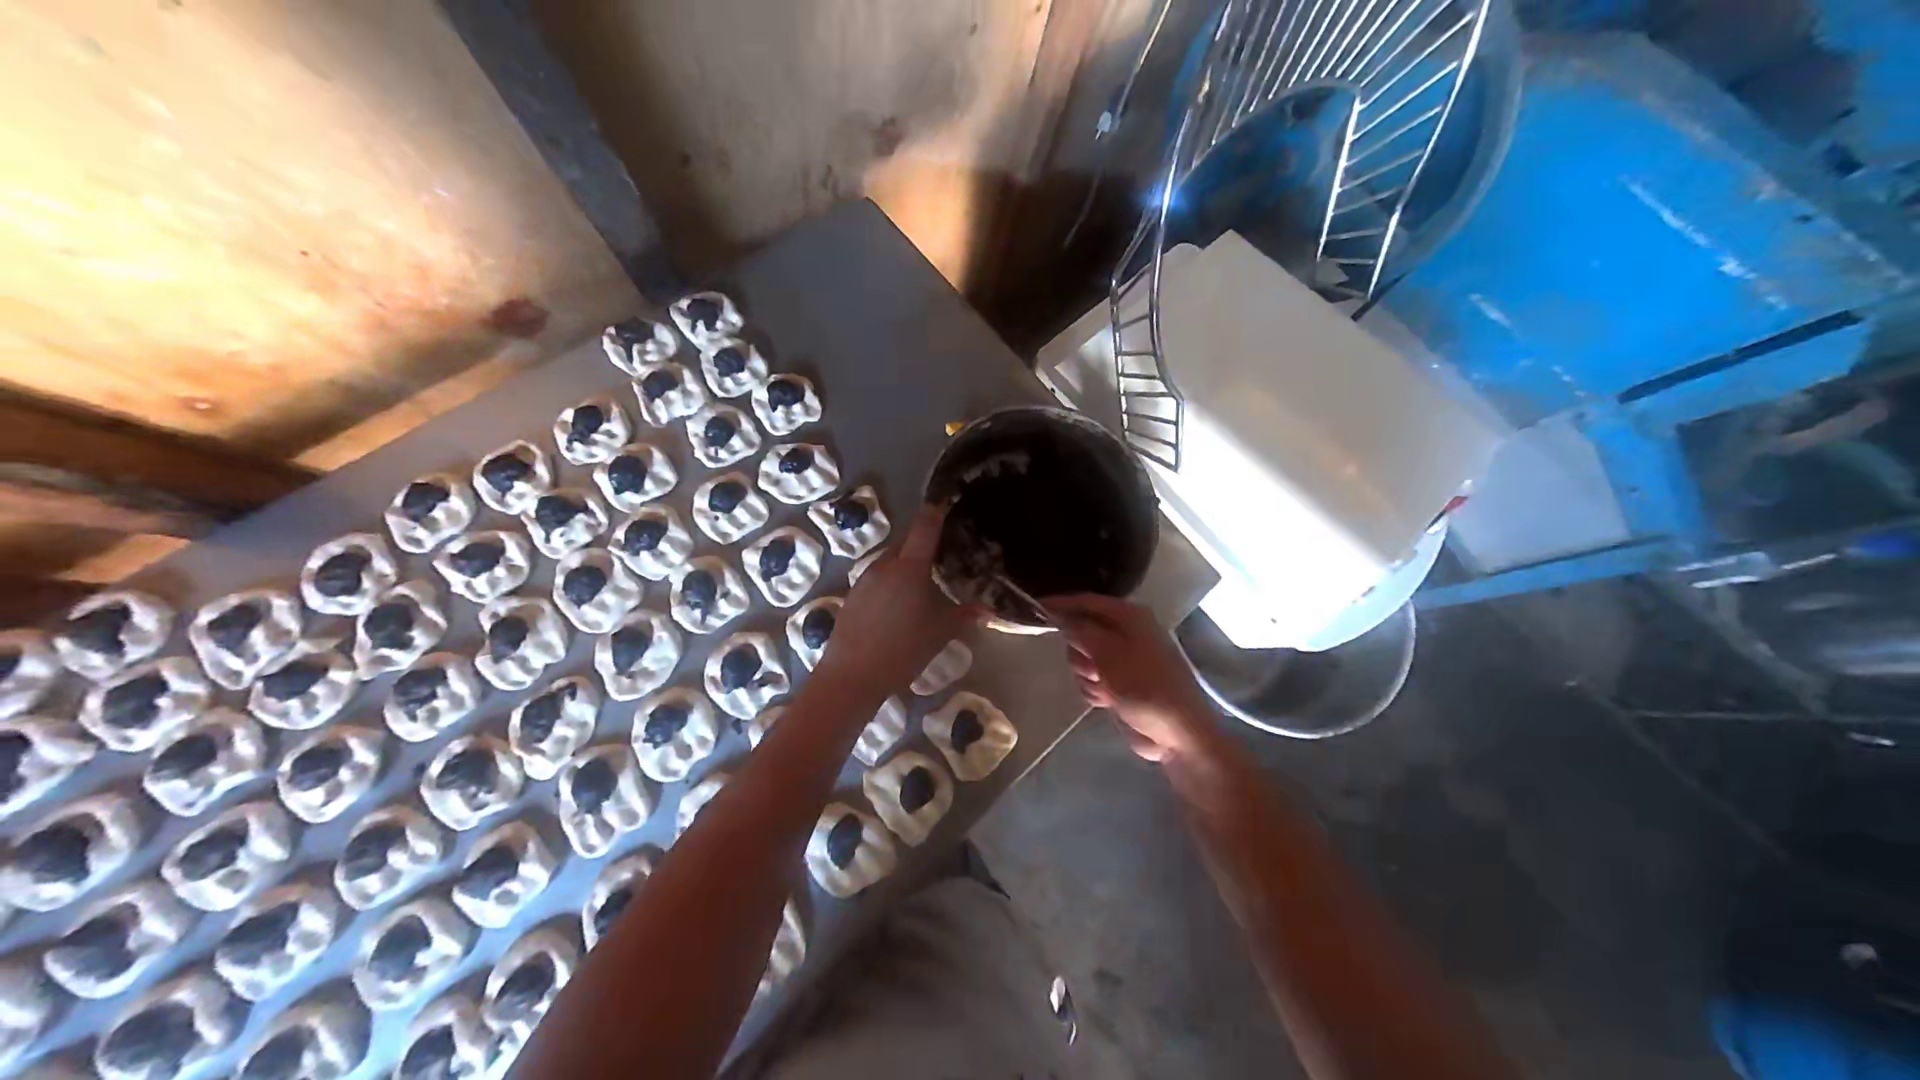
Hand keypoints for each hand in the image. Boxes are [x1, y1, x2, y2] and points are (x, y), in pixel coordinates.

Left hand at [814, 501, 977, 695]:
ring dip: (905, 563)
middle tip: (942, 552)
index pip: (924, 526)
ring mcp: (864, 580)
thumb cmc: (902, 651)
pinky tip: (899, 603)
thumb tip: (988, 610)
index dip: (936, 512)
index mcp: (909, 568)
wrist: (851, 676)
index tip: (947, 504)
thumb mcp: (939, 633)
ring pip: (889, 560)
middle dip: (922, 542)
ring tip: (923, 581)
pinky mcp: (852, 596)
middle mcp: (884, 566)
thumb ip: (963, 616)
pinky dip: (890, 581)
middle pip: (905, 542)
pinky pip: (877, 578)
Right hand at [1046, 593, 1218, 762]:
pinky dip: (1094, 690)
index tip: (1035, 608)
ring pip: (1083, 659)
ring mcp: (1123, 661)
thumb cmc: (1146, 686)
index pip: (1088, 602)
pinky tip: (1106, 701)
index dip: (1061, 604)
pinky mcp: (1119, 685)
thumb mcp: (1109, 654)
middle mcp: (1126, 634)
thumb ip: (1081, 632)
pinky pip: (1092, 680)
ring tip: (1103, 687)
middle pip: (1082, 631)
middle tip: (1090, 666)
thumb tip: (1061, 618)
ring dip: (1086, 675)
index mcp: (1131, 618)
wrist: (1176, 734)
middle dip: (1078, 651)